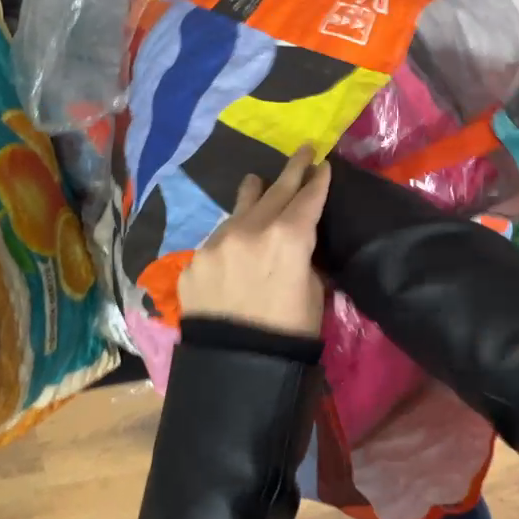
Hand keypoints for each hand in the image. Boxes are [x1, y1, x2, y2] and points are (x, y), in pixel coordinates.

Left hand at [181, 148, 331, 338]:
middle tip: (304, 150)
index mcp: (289, 238)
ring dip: (252, 195)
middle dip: (291, 171)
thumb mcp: (312, 291)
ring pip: (239, 210)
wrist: (236, 369)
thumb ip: (302, 258)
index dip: (318, 181)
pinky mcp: (194, 263)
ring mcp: (217, 244)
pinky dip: (230, 237)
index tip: (323, 164)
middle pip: (275, 192)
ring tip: (255, 180)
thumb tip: (294, 247)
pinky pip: (217, 241)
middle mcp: (250, 230)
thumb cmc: (290, 334)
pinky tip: (234, 242)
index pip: (308, 198)